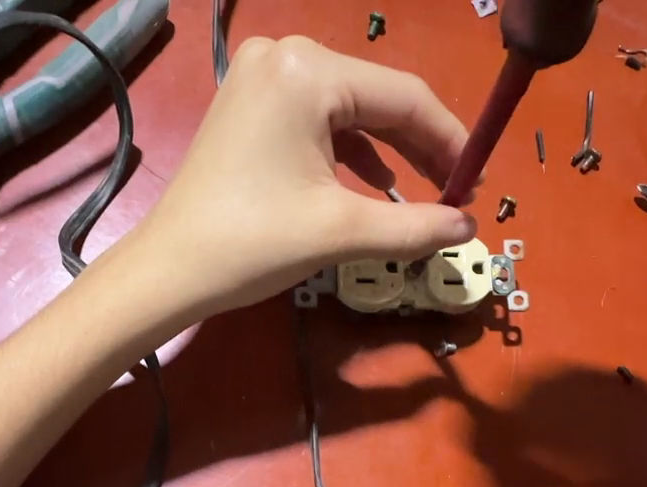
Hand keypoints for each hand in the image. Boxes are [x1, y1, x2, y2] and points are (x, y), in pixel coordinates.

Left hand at [117, 36, 477, 321]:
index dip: (450, 143)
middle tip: (455, 194)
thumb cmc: (254, 245)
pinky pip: (317, 122)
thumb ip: (413, 224)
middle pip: (377, 100)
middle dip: (420, 148)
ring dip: (388, 152)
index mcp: (310, 71)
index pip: (405, 98)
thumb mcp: (342, 233)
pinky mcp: (248, 106)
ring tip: (421, 193)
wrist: (170, 271)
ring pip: (349, 112)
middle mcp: (286, 55)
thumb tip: (467, 227)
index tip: (476, 186)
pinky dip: (348, 153)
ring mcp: (261, 78)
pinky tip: (372, 182)